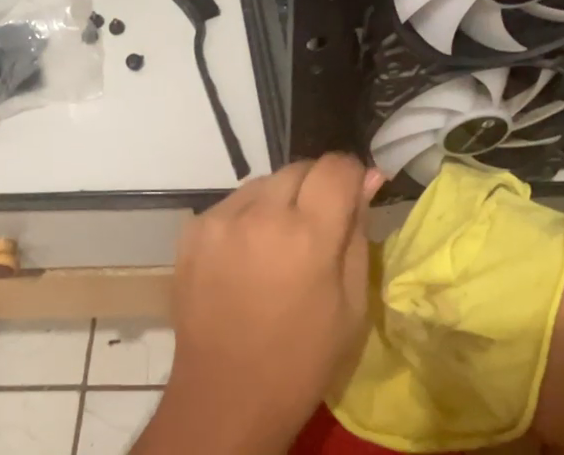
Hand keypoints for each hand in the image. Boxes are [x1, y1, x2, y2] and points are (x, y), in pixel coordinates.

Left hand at [133, 154, 384, 454]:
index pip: (336, 166)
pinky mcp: (194, 230)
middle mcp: (260, 213)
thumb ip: (358, 233)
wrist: (225, 398)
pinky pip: (233, 203)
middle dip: (315, 189)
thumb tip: (369, 178)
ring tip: (278, 247)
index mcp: (307, 234)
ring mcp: (221, 218)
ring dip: (280, 201)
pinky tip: (248, 257)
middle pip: (300, 168)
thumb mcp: (352, 305)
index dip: (350, 177)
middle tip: (316, 231)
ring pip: (264, 182)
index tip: (352, 198)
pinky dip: (247, 218)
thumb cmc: (302, 360)